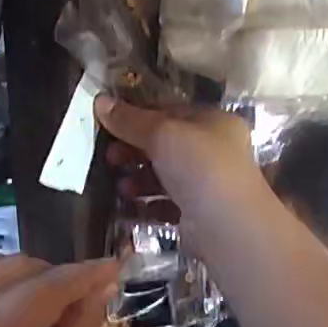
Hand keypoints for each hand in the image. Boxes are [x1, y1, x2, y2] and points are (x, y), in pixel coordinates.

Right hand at [95, 96, 262, 219]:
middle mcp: (214, 152)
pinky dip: (148, 206)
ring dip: (139, 180)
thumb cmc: (200, 167)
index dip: (139, 116)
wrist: (228, 225)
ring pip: (165, 178)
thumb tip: (100, 101)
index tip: (109, 125)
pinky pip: (166, 206)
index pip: (171, 112)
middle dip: (134, 151)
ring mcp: (207, 186)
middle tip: (109, 158)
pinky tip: (130, 209)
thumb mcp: (163, 134)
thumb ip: (131, 121)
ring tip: (120, 188)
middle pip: (166, 146)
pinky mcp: (198, 216)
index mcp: (213, 123)